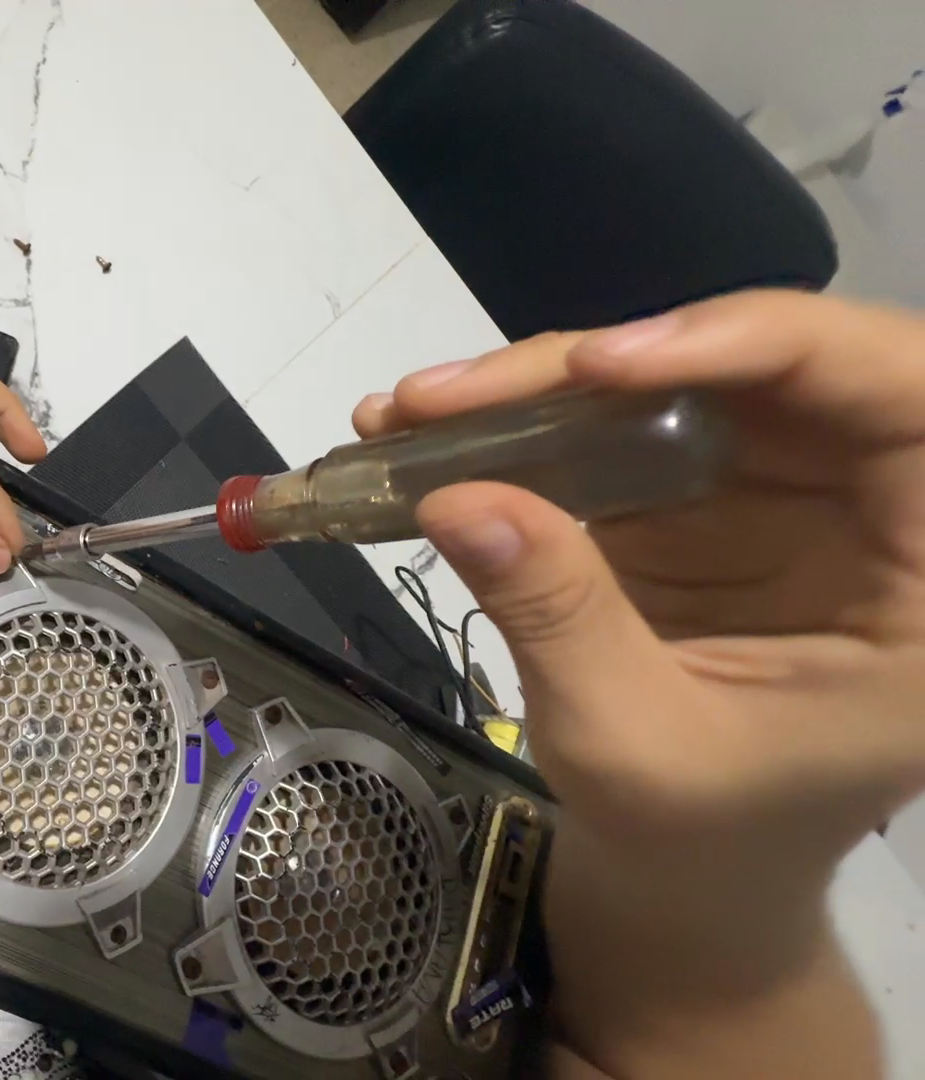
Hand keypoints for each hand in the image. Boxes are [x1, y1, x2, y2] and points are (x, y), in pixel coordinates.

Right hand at [354, 291, 924, 883]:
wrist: (681, 861)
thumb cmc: (696, 825)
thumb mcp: (627, 732)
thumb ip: (554, 613)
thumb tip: (449, 497)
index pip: (891, 393)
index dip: (752, 347)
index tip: (596, 367)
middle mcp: (854, 500)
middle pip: (732, 376)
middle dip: (571, 373)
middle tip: (433, 399)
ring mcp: (751, 498)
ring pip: (642, 395)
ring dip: (514, 395)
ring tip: (399, 413)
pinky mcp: (667, 507)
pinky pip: (585, 441)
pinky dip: (496, 435)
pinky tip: (413, 439)